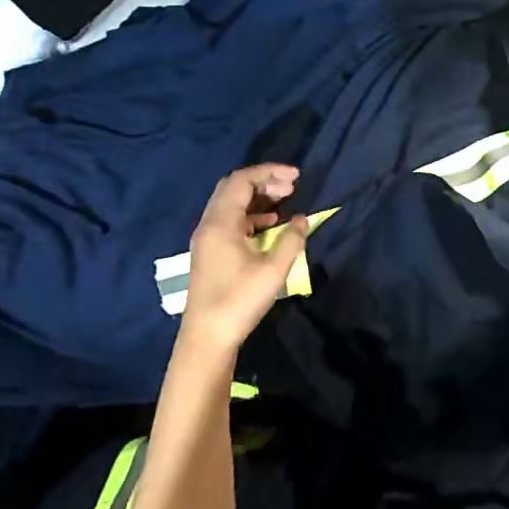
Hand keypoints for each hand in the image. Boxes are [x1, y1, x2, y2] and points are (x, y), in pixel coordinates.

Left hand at [179, 164, 310, 350]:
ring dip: (257, 198)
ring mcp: (206, 238)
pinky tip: (269, 225)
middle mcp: (209, 224)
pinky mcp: (209, 252)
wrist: (207, 336)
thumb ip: (291, 240)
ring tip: (284, 201)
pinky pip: (229, 221)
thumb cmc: (239, 301)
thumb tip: (302, 219)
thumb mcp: (273, 270)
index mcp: (220, 222)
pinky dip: (250, 215)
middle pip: (233, 187)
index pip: (242, 180)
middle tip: (291, 187)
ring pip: (230, 204)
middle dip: (263, 181)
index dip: (269, 172)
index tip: (296, 176)